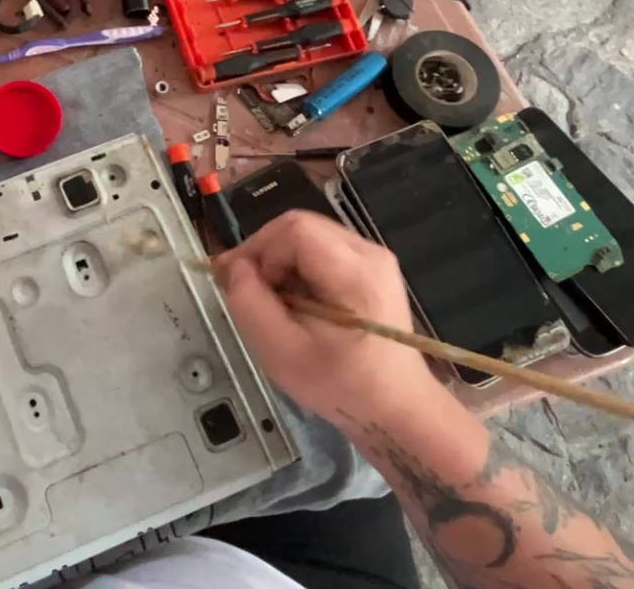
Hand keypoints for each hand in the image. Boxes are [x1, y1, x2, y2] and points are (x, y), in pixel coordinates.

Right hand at [215, 211, 434, 423]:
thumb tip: (236, 267)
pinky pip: (322, 246)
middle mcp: (369, 253)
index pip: (294, 229)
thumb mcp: (280, 352)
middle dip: (266, 252)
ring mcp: (375, 257)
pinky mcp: (373, 265)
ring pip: (308, 233)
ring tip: (275, 296)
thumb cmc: (340, 384)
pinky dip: (298, 264)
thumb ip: (249, 302)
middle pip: (300, 225)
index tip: (245, 283)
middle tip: (252, 289)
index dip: (259, 248)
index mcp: (354, 274)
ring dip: (281, 258)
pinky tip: (297, 296)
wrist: (396, 408)